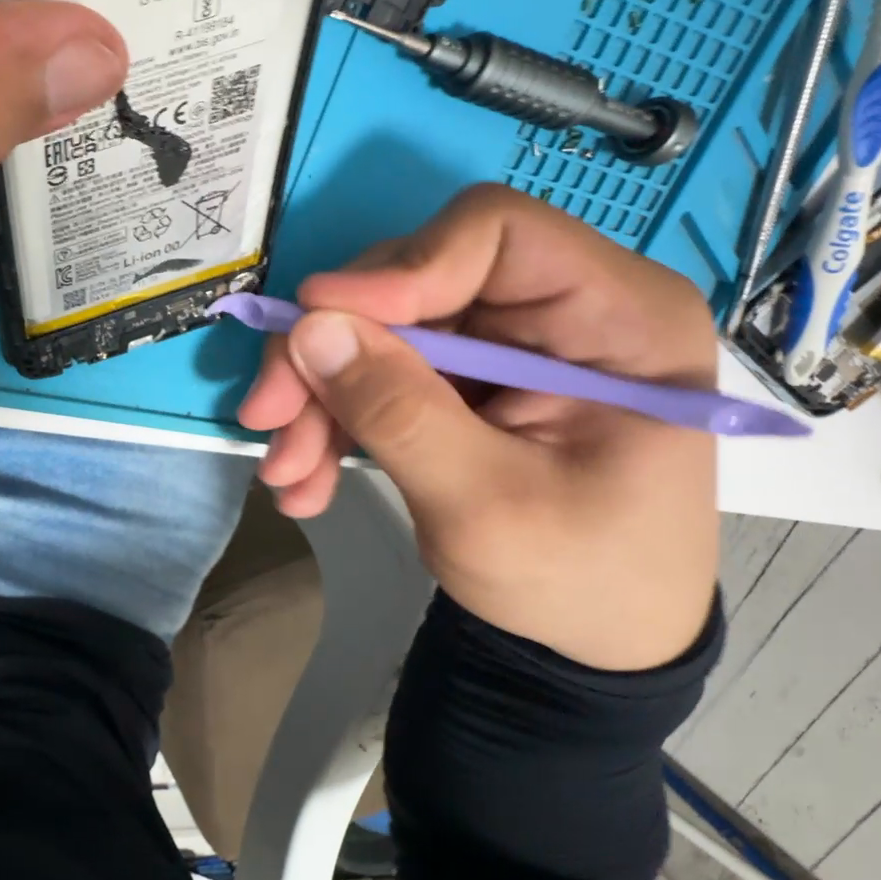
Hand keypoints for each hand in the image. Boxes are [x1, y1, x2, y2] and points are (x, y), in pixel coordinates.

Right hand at [239, 185, 717, 670]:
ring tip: (286, 474)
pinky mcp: (457, 382)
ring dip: (315, 399)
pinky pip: (371, 374)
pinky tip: (304, 481)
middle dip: (326, 351)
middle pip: (408, 285)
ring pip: (373, 332)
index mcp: (613, 318)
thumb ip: (399, 412)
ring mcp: (498, 348)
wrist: (588, 645)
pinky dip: (329, 424)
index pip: (493, 235)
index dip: (395, 271)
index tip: (314, 326)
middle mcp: (552, 313)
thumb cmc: (576, 580)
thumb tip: (308, 329)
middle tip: (267, 416)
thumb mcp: (484, 504)